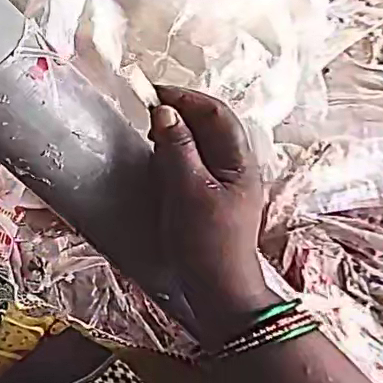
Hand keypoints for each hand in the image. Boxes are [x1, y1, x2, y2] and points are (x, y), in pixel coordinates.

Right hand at [150, 86, 273, 341]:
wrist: (217, 288)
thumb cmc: (205, 239)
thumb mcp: (188, 191)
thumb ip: (176, 149)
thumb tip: (163, 111)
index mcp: (238, 161)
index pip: (215, 112)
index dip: (184, 97)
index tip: (149, 94)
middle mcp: (235, 165)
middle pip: (210, 123)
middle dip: (179, 109)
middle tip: (144, 109)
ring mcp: (223, 180)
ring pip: (200, 140)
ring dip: (174, 128)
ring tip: (147, 130)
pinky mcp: (208, 194)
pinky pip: (191, 159)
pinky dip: (172, 149)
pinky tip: (156, 156)